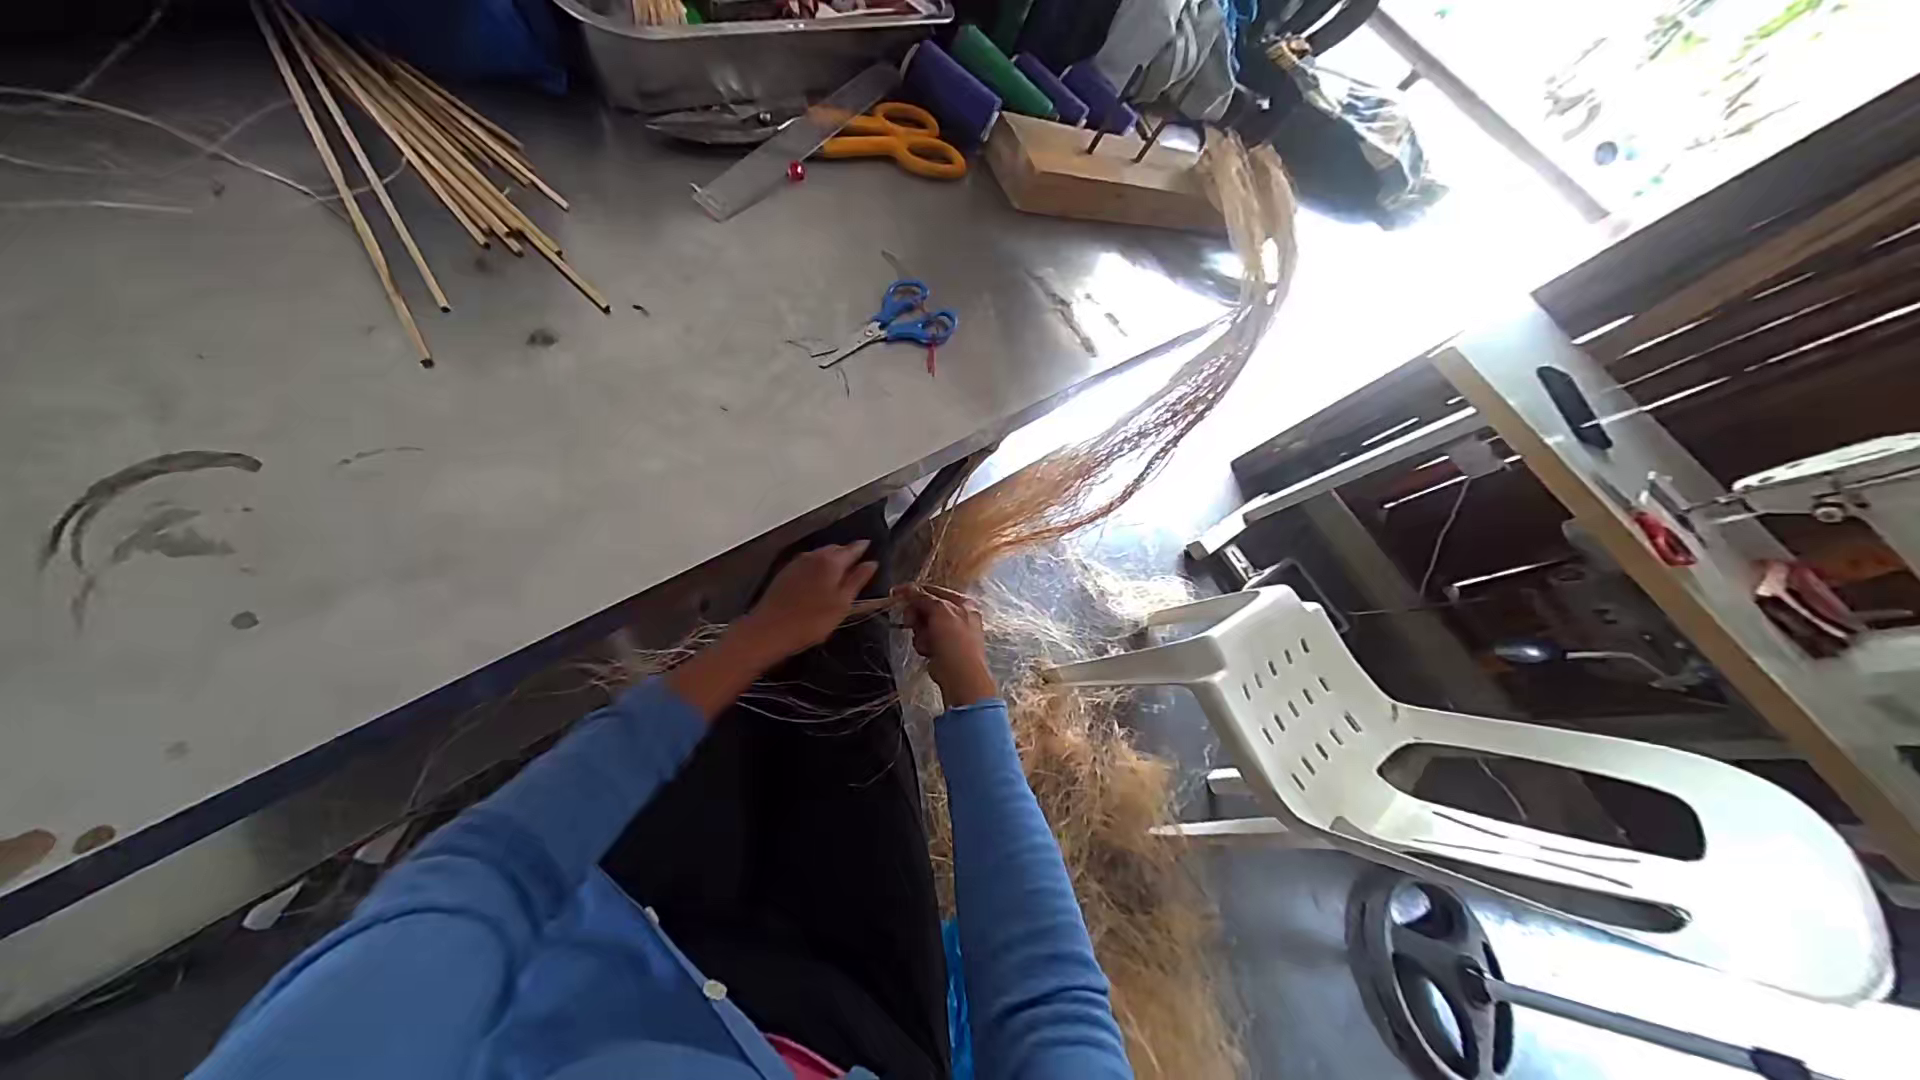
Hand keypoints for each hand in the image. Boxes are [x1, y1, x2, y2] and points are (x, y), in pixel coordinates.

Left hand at [732, 540, 879, 664]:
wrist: (769, 630)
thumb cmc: (812, 620)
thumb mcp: (843, 603)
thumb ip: (858, 580)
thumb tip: (871, 563)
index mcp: (831, 561)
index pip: (853, 548)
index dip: (863, 548)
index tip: (869, 547)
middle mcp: (813, 556)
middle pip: (835, 549)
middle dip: (847, 554)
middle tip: (856, 565)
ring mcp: (797, 563)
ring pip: (820, 556)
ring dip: (831, 561)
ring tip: (839, 575)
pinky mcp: (785, 573)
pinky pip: (808, 564)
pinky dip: (817, 568)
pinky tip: (818, 582)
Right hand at [895, 583, 996, 707]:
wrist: (961, 676)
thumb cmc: (954, 640)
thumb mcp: (939, 611)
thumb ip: (923, 597)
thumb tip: (907, 588)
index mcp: (962, 603)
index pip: (933, 591)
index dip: (914, 592)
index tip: (895, 593)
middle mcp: (958, 616)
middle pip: (926, 608)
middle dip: (917, 616)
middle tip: (910, 622)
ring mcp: (950, 633)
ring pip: (923, 625)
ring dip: (920, 633)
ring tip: (927, 643)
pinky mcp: (942, 649)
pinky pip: (925, 640)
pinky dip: (923, 645)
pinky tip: (929, 651)